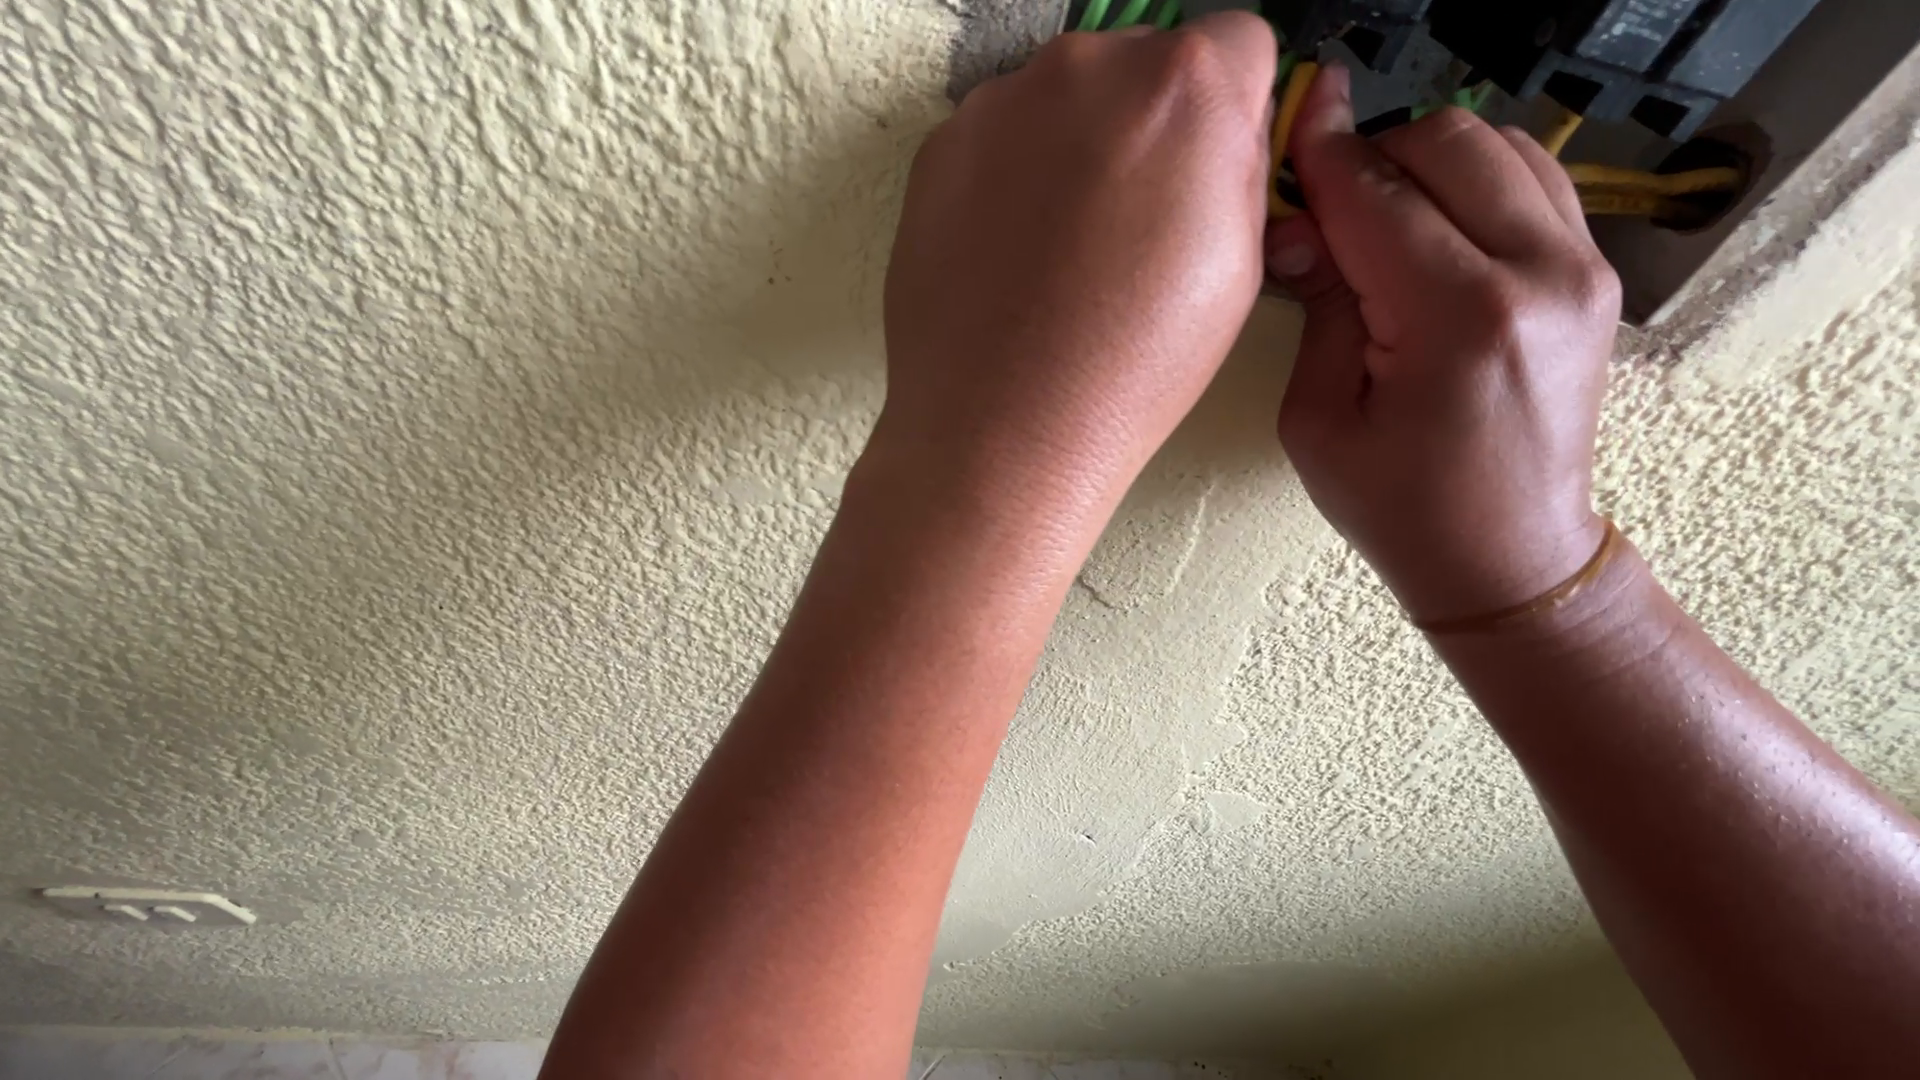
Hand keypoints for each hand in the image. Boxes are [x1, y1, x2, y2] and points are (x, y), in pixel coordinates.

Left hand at [878, 14, 1276, 526]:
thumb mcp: (1241, 268)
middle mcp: (1087, 67)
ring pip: (1063, 103)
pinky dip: (1009, 179)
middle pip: (1142, 67)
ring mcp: (999, 105)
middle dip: (1147, 130)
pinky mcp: (939, 148)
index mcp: (1186, 88)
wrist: (1003, 427)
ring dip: (1072, 151)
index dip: (1228, 115)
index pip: (1234, 47)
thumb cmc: (1127, 367)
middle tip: (1129, 228)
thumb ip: (1238, 167)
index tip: (1203, 173)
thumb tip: (1224, 133)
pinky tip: (1011, 258)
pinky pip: (997, 140)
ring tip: (1060, 256)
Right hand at [1267, 65, 1623, 623]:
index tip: (1292, 119)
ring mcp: (1582, 269)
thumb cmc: (1395, 504)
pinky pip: (1534, 180)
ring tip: (1374, 216)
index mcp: (1457, 319)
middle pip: (1446, 144)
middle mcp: (1538, 274)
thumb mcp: (1316, 419)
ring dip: (1423, 162)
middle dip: (1370, 155)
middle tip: (1321, 206)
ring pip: (1499, 145)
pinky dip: (1473, 179)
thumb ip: (1319, 307)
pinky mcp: (1593, 275)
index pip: (1377, 197)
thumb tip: (1304, 229)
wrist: (1505, 554)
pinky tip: (1430, 223)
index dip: (1322, 155)